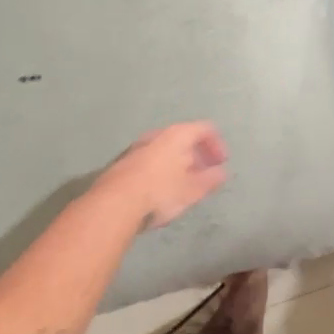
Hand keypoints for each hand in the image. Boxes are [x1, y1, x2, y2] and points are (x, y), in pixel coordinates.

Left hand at [93, 121, 228, 229]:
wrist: (113, 205)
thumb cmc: (160, 192)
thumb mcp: (193, 189)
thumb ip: (211, 179)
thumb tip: (221, 172)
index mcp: (177, 135)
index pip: (205, 129)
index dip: (217, 144)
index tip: (221, 163)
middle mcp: (157, 135)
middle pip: (183, 137)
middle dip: (197, 154)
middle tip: (204, 172)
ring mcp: (136, 148)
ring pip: (164, 149)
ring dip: (177, 162)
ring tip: (183, 183)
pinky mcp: (121, 163)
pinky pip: (149, 160)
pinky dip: (160, 169)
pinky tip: (159, 189)